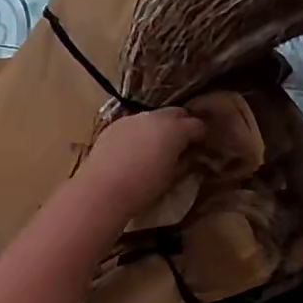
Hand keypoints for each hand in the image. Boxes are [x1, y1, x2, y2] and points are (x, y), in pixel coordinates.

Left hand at [75, 107, 204, 216]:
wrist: (101, 190)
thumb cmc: (143, 188)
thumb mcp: (172, 178)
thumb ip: (186, 161)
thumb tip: (192, 154)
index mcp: (175, 129)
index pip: (197, 125)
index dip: (201, 136)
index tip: (200, 147)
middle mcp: (155, 117)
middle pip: (176, 113)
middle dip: (182, 124)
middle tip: (181, 144)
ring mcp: (133, 118)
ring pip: (154, 117)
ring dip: (160, 127)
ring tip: (156, 147)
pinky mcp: (114, 125)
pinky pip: (135, 124)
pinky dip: (141, 132)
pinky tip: (135, 150)